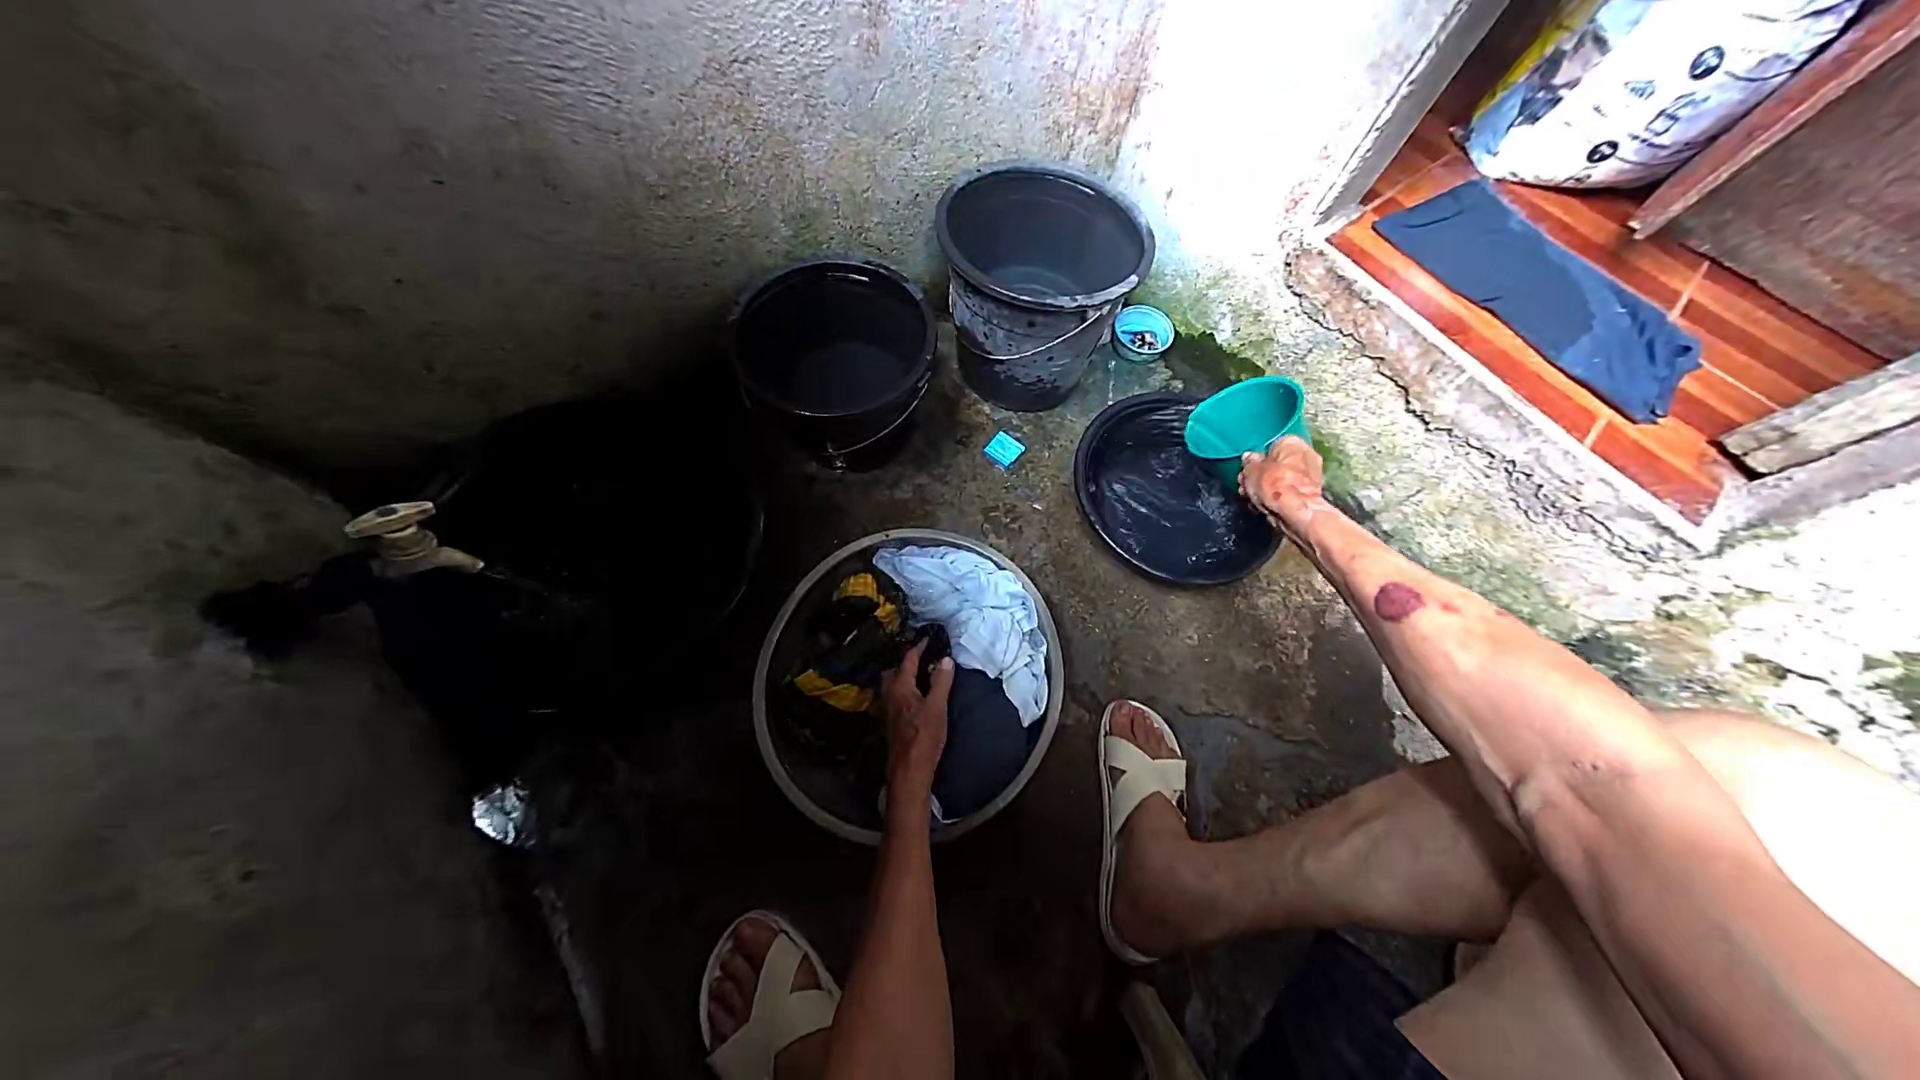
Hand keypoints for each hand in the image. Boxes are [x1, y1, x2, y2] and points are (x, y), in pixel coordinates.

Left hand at [880, 639, 952, 787]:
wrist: (910, 769)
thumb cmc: (924, 737)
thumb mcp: (937, 706)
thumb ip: (941, 681)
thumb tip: (946, 659)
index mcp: (900, 687)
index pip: (907, 660)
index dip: (918, 648)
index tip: (929, 639)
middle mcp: (890, 695)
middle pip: (894, 671)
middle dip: (907, 662)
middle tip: (923, 657)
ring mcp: (890, 710)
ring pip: (894, 685)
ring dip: (905, 677)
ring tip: (922, 675)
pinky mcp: (894, 722)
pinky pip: (897, 697)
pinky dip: (906, 690)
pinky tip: (918, 696)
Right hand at [1238, 435, 1325, 539]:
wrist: (1296, 511)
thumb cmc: (1273, 484)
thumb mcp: (1251, 470)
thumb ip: (1249, 462)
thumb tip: (1249, 458)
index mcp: (1292, 442)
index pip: (1270, 446)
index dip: (1255, 459)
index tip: (1246, 470)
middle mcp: (1306, 453)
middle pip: (1276, 463)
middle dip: (1260, 475)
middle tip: (1246, 485)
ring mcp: (1311, 473)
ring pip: (1282, 478)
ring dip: (1266, 487)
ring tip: (1251, 498)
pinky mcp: (1311, 492)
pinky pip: (1288, 490)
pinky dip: (1277, 496)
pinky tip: (1264, 504)